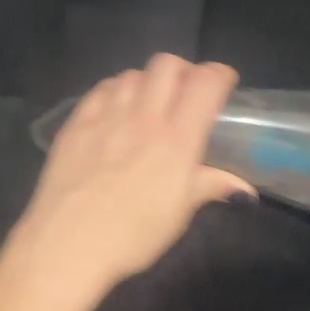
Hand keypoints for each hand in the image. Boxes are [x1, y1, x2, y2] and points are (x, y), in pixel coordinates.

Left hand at [4, 54, 254, 293]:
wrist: (67, 245)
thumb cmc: (131, 236)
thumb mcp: (178, 215)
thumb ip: (208, 187)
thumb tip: (242, 187)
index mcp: (176, 140)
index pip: (205, 83)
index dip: (219, 75)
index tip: (222, 84)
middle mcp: (142, 118)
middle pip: (166, 65)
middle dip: (182, 71)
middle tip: (184, 94)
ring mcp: (104, 117)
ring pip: (132, 74)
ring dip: (146, 82)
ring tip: (147, 103)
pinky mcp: (74, 124)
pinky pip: (99, 90)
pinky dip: (113, 91)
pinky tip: (114, 110)